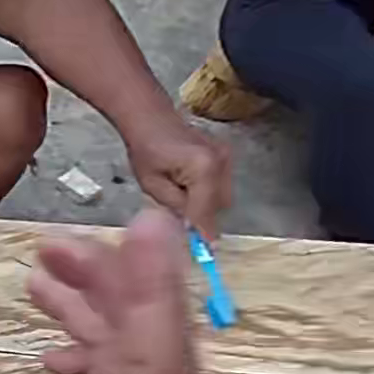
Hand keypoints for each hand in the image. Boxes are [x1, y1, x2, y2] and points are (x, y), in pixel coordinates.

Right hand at [0, 209, 355, 373]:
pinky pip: (130, 373)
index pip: (155, 353)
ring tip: (43, 270)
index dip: (149, 288)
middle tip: (50, 242)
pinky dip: (95, 352)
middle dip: (101, 279)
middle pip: (140, 331)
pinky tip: (59, 354)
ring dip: (94, 304)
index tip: (147, 224)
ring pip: (133, 344)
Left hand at [122, 116, 231, 239]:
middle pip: (219, 206)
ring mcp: (226, 157)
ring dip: (205, 206)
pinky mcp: (226, 155)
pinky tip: (187, 188)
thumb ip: (176, 208)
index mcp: (203, 168)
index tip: (204, 254)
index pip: (205, 211)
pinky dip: (207, 194)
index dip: (202, 233)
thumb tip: (191, 230)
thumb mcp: (154, 186)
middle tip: (182, 224)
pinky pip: (221, 185)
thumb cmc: (146, 151)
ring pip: (223, 197)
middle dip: (203, 218)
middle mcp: (221, 162)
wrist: (151, 119)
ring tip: (180, 199)